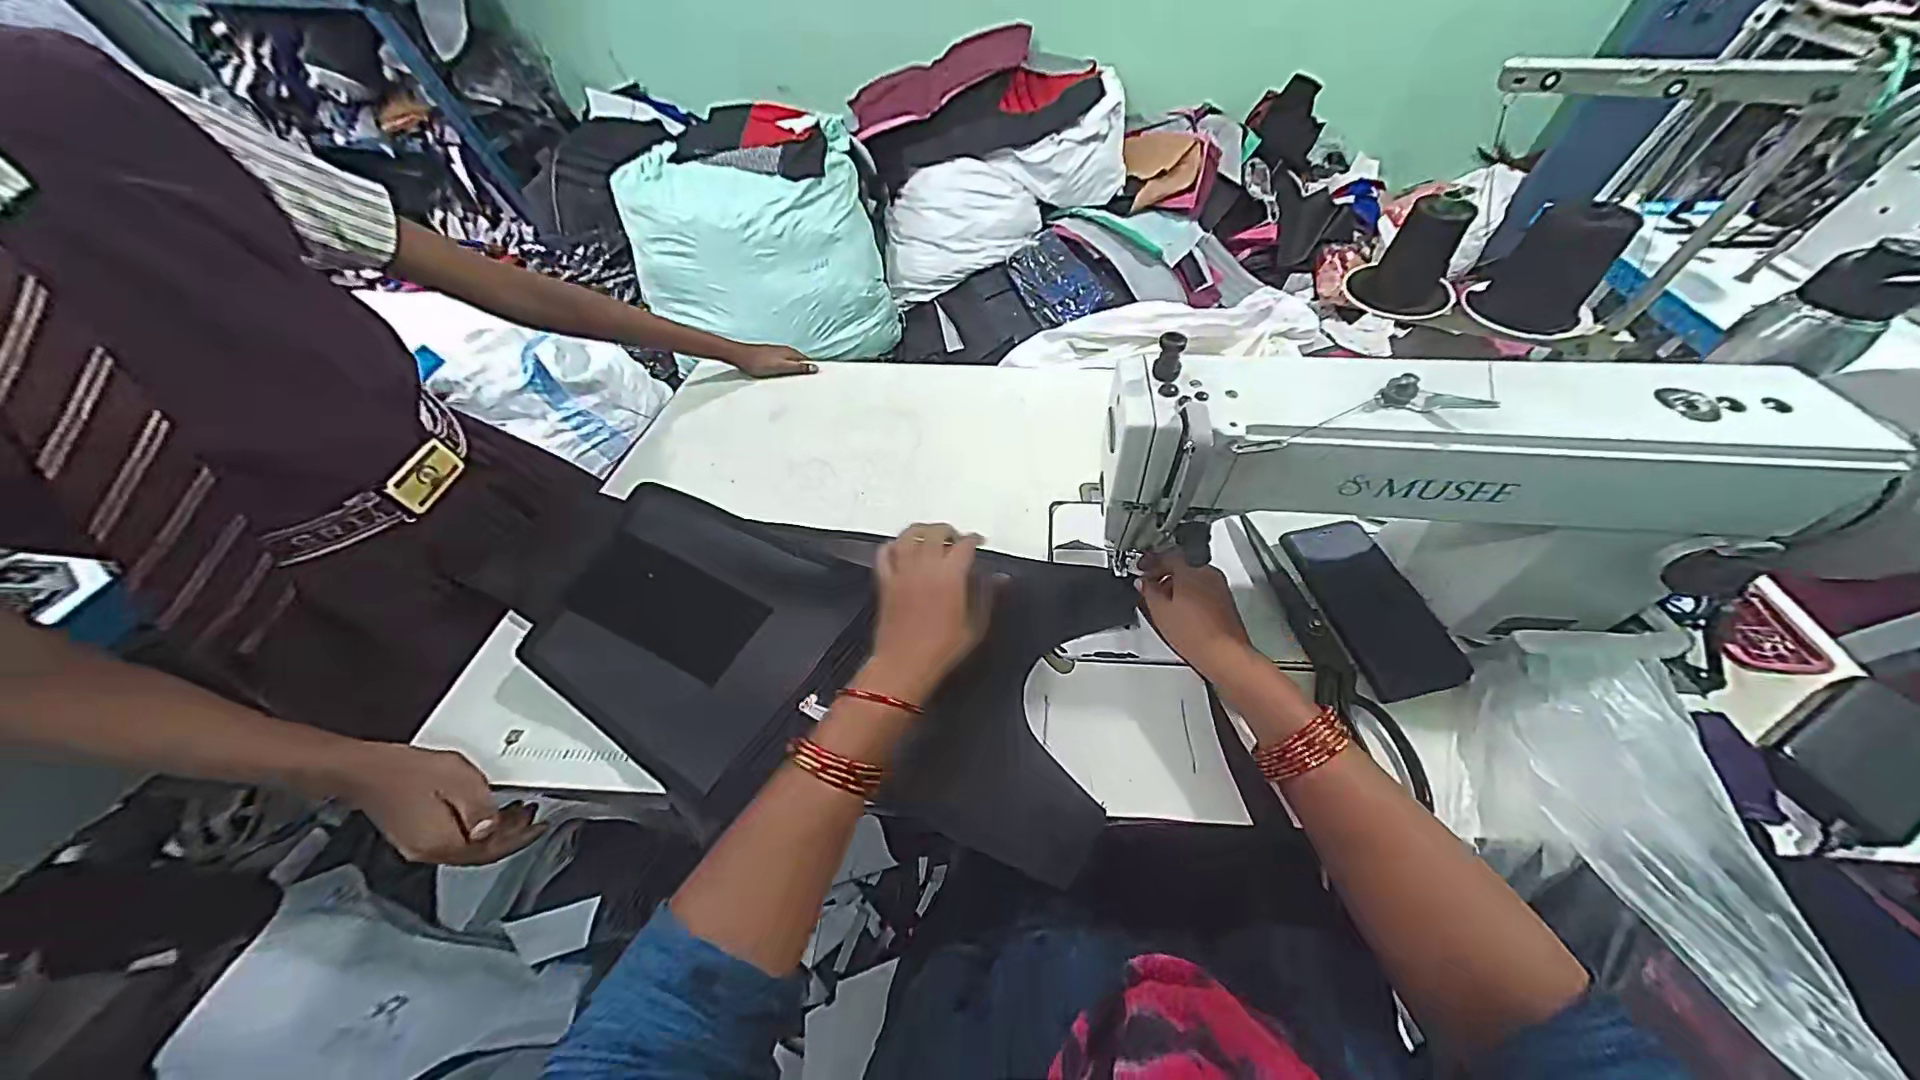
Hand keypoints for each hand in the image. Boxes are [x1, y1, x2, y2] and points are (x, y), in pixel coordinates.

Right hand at [331, 743, 544, 864]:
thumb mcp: (460, 784)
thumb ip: (481, 810)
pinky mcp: (412, 834)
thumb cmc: (409, 772)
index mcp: (440, 843)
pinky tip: (484, 811)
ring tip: (515, 811)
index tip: (540, 828)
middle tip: (531, 815)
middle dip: (510, 835)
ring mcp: (416, 845)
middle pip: (479, 852)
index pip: (490, 852)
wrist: (364, 770)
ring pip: (467, 845)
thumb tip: (493, 829)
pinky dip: (475, 827)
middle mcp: (426, 851)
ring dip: (494, 830)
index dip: (519, 840)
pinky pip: (453, 837)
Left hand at [729, 345, 818, 377]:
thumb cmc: (759, 363)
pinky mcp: (770, 356)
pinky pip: (784, 363)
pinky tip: (786, 375)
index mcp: (791, 353)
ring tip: (801, 380)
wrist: (739, 356)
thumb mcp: (781, 367)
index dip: (814, 369)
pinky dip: (788, 369)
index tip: (820, 377)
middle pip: (801, 361)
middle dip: (807, 369)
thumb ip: (798, 368)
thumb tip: (815, 368)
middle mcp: (786, 350)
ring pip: (793, 362)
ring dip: (798, 369)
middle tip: (812, 381)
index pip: (808, 361)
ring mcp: (777, 352)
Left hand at [866, 524, 1003, 700]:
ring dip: (922, 530)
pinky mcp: (885, 581)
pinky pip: (885, 552)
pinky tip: (901, 548)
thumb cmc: (938, 651)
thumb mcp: (974, 625)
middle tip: (956, 538)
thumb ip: (986, 596)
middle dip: (949, 531)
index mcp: (950, 575)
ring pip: (909, 535)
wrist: (904, 664)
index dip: (974, 539)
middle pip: (935, 531)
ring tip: (930, 536)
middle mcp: (924, 567)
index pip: (965, 544)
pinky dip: (894, 545)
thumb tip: (998, 580)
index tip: (977, 542)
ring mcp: (902, 572)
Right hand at [1135, 551, 1261, 681]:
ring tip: (1163, 601)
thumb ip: (1148, 591)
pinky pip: (1203, 590)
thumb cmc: (1196, 633)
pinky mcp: (1225, 602)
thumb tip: (1144, 583)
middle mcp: (1209, 574)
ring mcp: (1220, 587)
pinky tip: (1180, 611)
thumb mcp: (1159, 610)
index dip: (1151, 561)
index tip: (1142, 568)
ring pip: (1193, 578)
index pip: (1167, 555)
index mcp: (1192, 570)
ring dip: (1177, 585)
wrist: (1222, 654)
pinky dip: (1190, 595)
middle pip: (1182, 565)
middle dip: (1164, 573)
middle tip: (1149, 584)